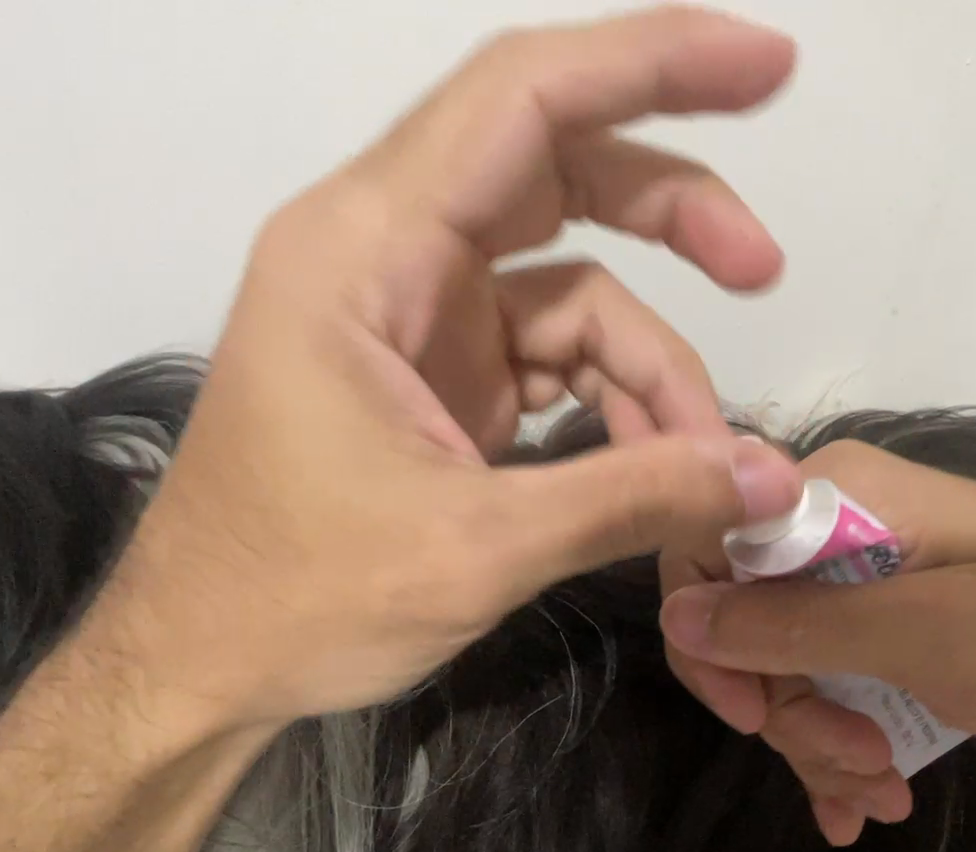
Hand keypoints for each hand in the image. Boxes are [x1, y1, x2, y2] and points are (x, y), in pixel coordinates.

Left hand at [92, 7, 803, 727]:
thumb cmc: (299, 601)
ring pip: (573, 292)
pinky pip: (556, 363)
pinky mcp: (443, 382)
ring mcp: (421, 322)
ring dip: (650, 368)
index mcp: (366, 252)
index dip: (652, 63)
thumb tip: (770, 481)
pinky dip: (615, 408)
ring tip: (706, 464)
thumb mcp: (477, 550)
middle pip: (559, 175)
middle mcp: (391, 258)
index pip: (523, 100)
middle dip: (673, 212)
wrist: (205, 665)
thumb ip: (632, 501)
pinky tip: (654, 472)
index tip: (768, 68)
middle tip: (764, 272)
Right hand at [659, 439, 975, 843]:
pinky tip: (866, 798)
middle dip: (787, 708)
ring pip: (783, 661)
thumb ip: (796, 624)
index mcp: (838, 492)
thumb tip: (675, 614)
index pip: (710, 544)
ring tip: (877, 794)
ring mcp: (859, 575)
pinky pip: (824, 677)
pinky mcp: (883, 622)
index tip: (751, 716)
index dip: (709, 634)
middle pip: (746, 618)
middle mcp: (835, 523)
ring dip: (817, 739)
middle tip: (854, 767)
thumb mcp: (931, 635)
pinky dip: (836, 742)